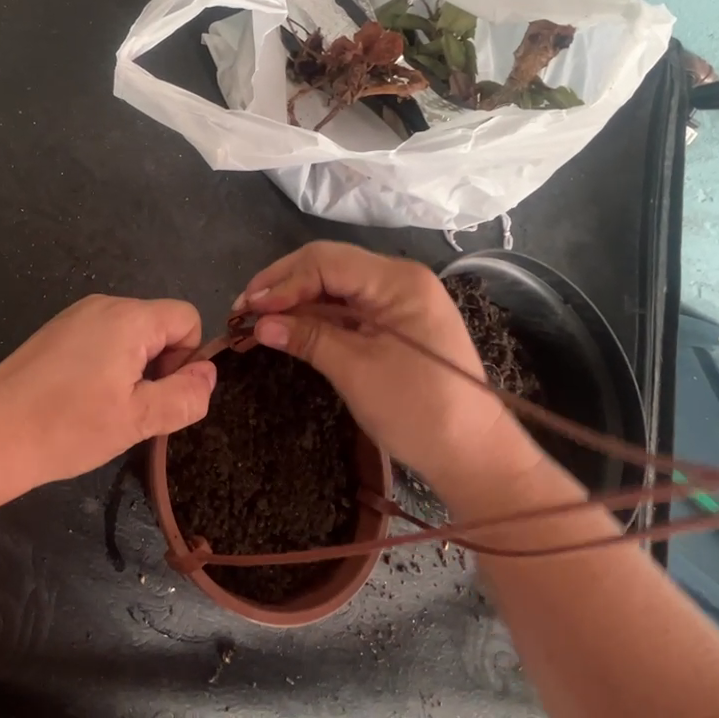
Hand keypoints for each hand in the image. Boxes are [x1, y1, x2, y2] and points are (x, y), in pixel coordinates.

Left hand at [0, 296, 216, 492]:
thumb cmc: (69, 426)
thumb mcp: (139, 419)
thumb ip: (185, 394)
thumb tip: (208, 373)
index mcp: (129, 317)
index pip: (186, 317)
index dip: (186, 358)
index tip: (159, 395)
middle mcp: (103, 305)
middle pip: (157, 325)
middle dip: (158, 366)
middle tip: (131, 410)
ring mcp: (73, 317)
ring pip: (128, 336)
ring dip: (130, 370)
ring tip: (103, 410)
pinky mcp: (53, 333)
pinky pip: (99, 341)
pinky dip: (103, 368)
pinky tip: (78, 402)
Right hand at [237, 242, 540, 491]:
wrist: (475, 457)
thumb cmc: (419, 411)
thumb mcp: (356, 371)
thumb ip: (307, 338)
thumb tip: (259, 323)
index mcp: (398, 281)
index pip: (325, 261)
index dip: (282, 281)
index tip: (247, 308)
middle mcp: (399, 279)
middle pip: (327, 266)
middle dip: (283, 286)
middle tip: (243, 310)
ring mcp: (398, 301)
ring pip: (333, 285)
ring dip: (295, 300)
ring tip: (256, 319)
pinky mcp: (394, 323)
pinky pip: (346, 307)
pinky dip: (315, 316)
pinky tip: (287, 328)